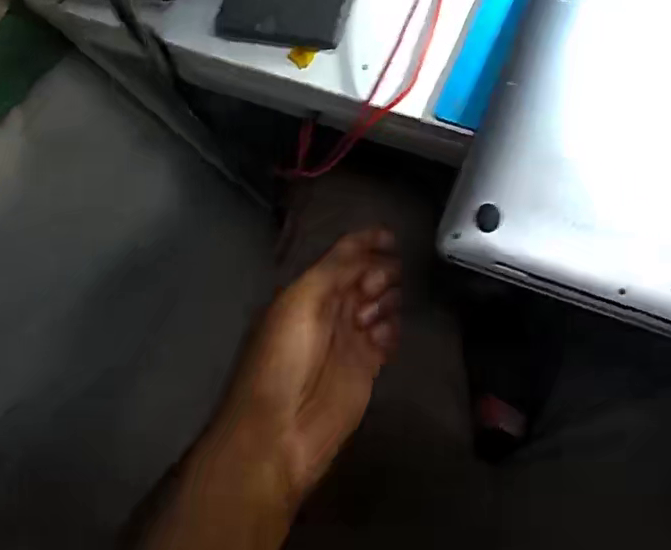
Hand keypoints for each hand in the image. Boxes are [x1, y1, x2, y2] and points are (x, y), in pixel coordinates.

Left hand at [204, 228, 402, 508]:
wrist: (278, 431)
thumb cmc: (283, 358)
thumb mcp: (301, 301)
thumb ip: (335, 270)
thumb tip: (368, 253)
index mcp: (310, 288)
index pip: (345, 254)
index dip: (368, 241)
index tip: (392, 237)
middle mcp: (331, 307)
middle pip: (368, 275)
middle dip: (379, 272)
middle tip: (375, 288)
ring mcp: (350, 337)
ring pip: (382, 302)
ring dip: (386, 300)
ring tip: (373, 318)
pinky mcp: (366, 366)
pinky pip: (389, 336)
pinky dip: (392, 331)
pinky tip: (383, 339)